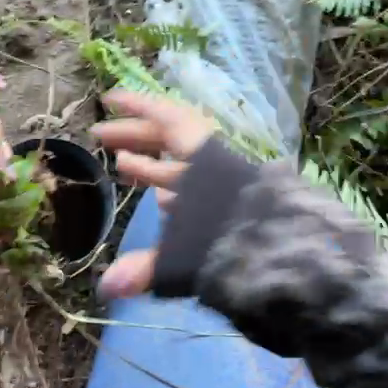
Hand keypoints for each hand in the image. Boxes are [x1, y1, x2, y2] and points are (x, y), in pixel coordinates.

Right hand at [92, 89, 216, 298]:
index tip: (108, 100)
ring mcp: (223, 188)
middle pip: (170, 140)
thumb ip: (144, 269)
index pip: (167, 120)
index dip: (136, 107)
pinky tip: (157, 199)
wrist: (289, 265)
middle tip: (98, 137)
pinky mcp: (231, 208)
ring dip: (148, 161)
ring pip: (181, 164)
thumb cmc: (233, 249)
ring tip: (119, 165)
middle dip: (132, 136)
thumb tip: (107, 287)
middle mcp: (213, 168)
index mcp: (203, 162)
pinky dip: (172, 188)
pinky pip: (196, 189)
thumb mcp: (182, 258)